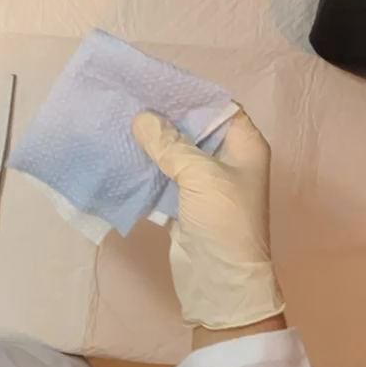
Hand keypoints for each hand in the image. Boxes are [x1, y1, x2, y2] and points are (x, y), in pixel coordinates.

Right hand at [133, 110, 284, 330]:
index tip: (155, 86)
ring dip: (151, 146)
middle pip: (193, 130)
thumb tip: (142, 118)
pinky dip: (146, 170)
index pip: (217, 108)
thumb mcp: (200, 176)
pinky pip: (164, 179)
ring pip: (175, 155)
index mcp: (244, 146)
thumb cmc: (224, 222)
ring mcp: (205, 184)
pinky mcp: (184, 205)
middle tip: (130, 103)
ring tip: (121, 127)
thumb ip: (170, 145)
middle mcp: (227, 161)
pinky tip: (123, 159)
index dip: (189, 96)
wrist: (219, 280)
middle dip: (163, 119)